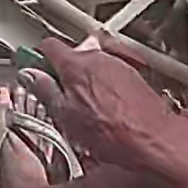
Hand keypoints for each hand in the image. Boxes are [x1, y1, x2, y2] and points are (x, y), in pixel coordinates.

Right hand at [28, 35, 187, 170]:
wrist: (154, 141)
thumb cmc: (114, 133)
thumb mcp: (66, 116)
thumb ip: (46, 91)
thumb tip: (32, 77)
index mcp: (76, 64)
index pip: (49, 46)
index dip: (38, 58)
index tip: (33, 69)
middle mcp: (99, 57)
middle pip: (72, 56)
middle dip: (63, 73)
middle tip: (58, 98)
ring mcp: (119, 65)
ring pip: (93, 66)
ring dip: (85, 81)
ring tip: (85, 110)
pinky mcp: (134, 76)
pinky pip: (111, 75)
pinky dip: (104, 88)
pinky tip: (106, 112)